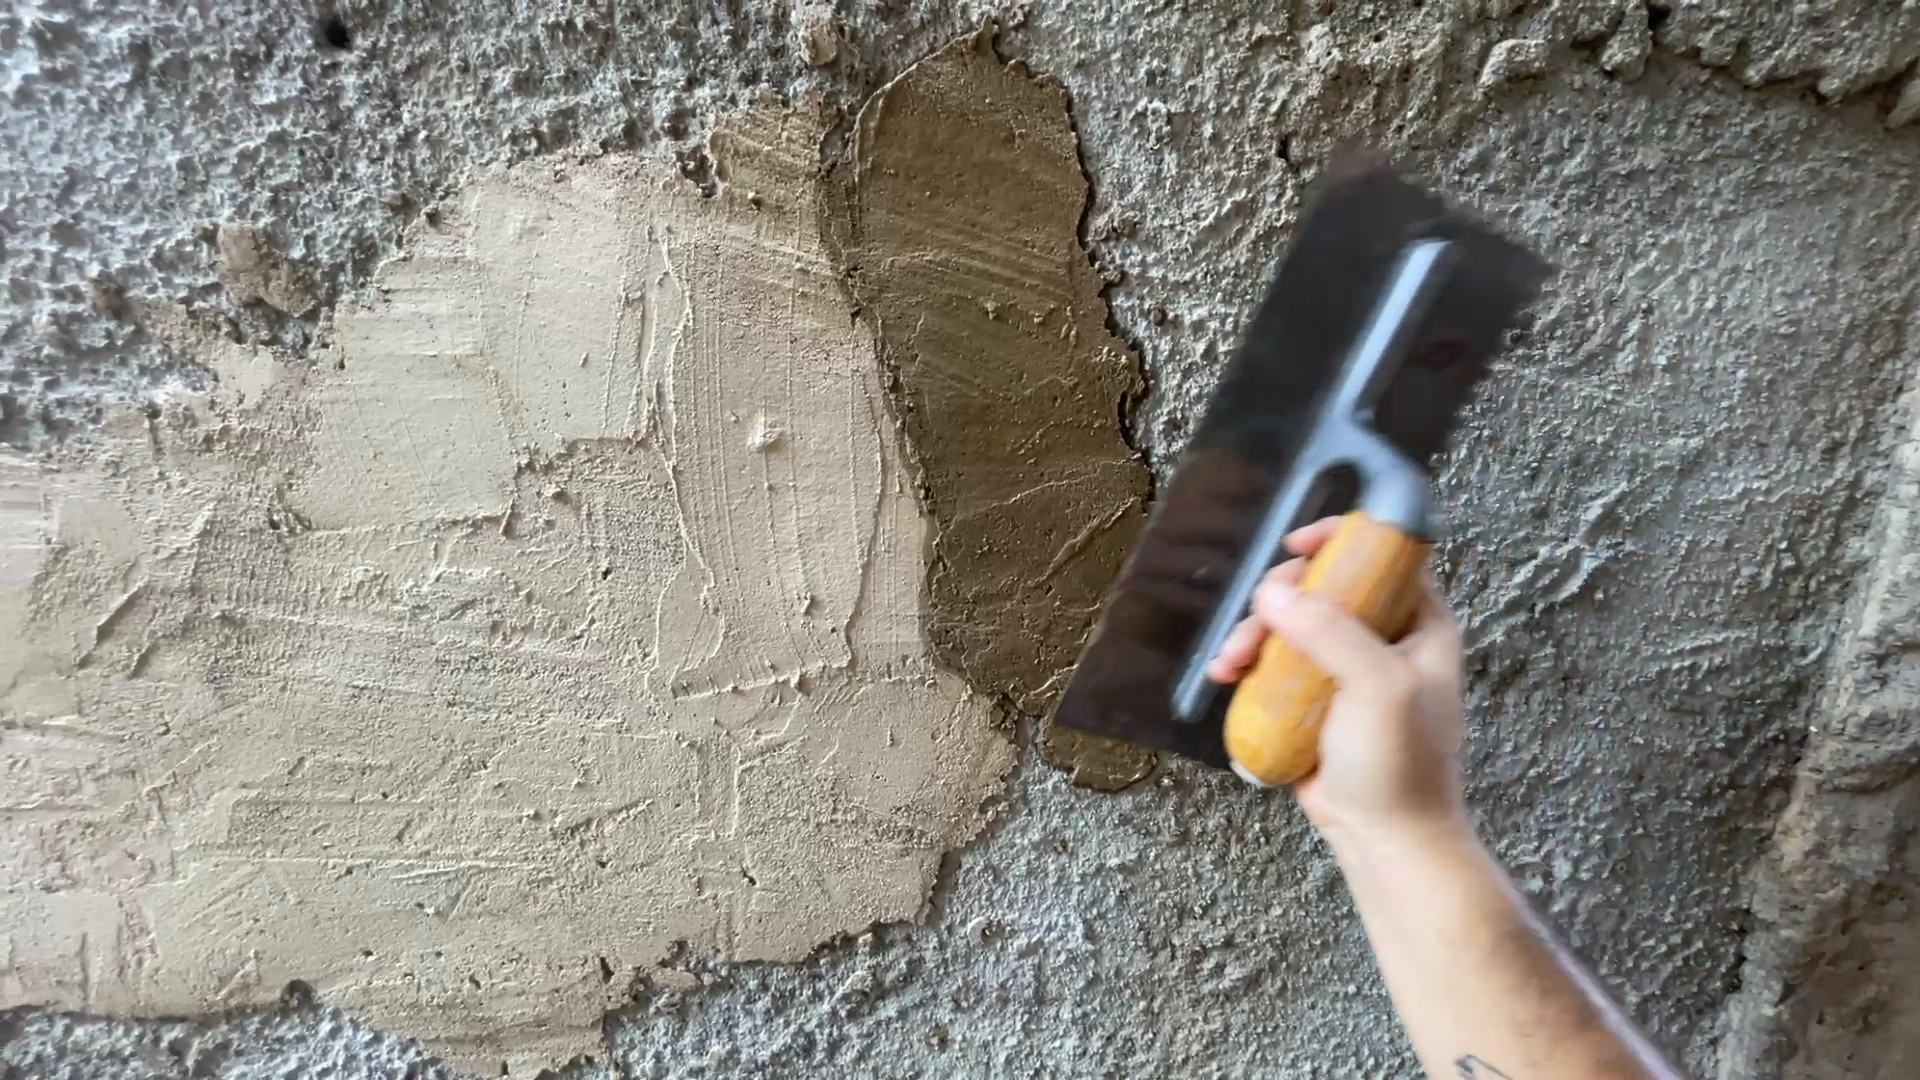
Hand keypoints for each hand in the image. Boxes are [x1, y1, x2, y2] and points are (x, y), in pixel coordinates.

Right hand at [1204, 516, 1467, 839]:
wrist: (1383, 836)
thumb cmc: (1399, 761)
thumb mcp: (1378, 688)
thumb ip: (1331, 633)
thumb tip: (1269, 593)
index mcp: (1419, 623)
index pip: (1383, 557)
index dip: (1340, 539)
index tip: (1294, 544)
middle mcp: (1382, 636)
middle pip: (1320, 586)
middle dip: (1277, 599)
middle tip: (1255, 622)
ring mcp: (1342, 665)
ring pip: (1287, 622)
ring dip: (1251, 634)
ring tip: (1228, 663)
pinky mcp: (1309, 692)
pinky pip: (1272, 658)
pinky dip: (1246, 660)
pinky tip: (1224, 674)